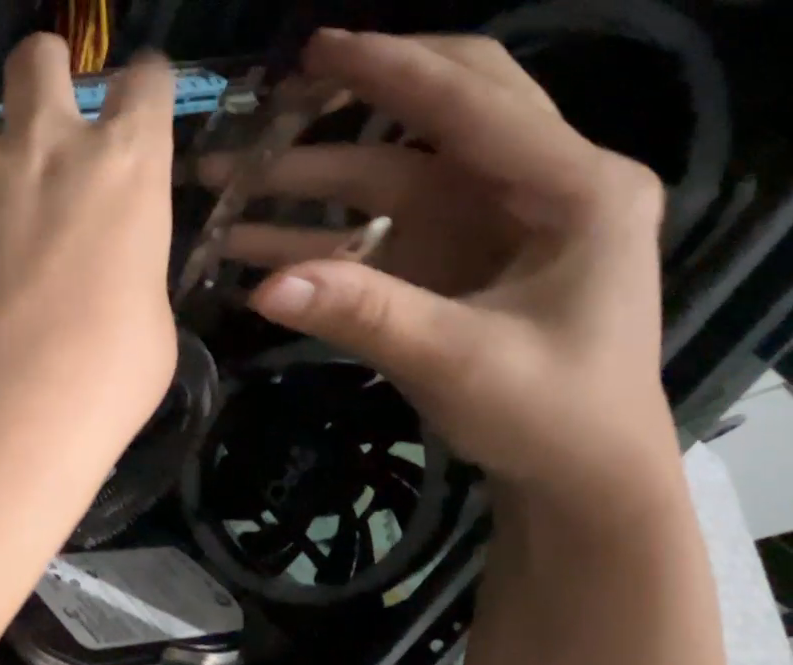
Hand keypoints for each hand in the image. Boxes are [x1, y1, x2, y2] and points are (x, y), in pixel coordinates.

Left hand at [0, 37, 178, 434]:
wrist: (16, 407)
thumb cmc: (103, 379)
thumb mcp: (150, 320)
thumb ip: (130, 273)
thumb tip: (113, 283)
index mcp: (125, 165)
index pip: (144, 82)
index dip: (139, 89)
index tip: (129, 106)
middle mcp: (42, 144)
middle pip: (36, 56)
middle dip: (35, 72)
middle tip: (26, 109)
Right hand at [236, 30, 679, 518]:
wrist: (576, 475)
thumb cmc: (548, 413)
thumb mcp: (459, 361)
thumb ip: (365, 314)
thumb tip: (261, 287)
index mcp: (571, 188)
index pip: (474, 102)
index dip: (391, 70)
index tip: (314, 51)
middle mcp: (533, 187)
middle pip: (444, 109)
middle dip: (359, 96)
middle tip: (280, 92)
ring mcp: (486, 225)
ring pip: (391, 174)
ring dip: (309, 179)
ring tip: (225, 182)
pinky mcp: (448, 263)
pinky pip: (374, 232)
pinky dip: (313, 238)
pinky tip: (249, 248)